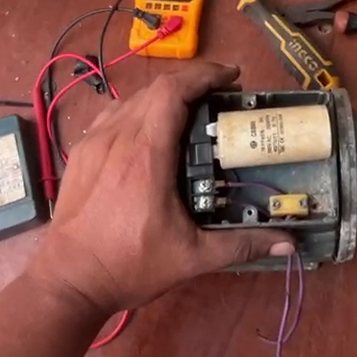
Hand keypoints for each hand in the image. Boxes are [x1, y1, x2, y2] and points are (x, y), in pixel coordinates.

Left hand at [27, 62, 292, 314]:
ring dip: (165, 95)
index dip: (205, 75)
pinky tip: (150, 129)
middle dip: (192, 83)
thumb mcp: (191, 258)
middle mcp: (119, 136)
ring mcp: (95, 141)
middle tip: (221, 96)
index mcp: (147, 152)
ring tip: (190, 109)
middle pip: (157, 87)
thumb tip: (289, 242)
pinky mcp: (81, 152)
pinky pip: (114, 114)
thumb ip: (240, 245)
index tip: (232, 77)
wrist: (67, 282)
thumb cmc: (129, 264)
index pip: (174, 90)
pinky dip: (139, 109)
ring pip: (134, 98)